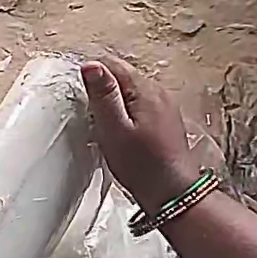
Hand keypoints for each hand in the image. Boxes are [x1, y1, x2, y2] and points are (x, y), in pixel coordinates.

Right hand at [81, 54, 202, 210]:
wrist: (172, 193)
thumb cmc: (141, 165)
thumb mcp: (113, 128)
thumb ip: (103, 95)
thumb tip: (91, 65)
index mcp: (145, 90)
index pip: (111, 64)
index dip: (91, 77)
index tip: (84, 99)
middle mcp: (158, 92)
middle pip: (121, 75)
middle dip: (102, 88)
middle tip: (93, 115)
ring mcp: (164, 105)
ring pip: (129, 89)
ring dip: (113, 100)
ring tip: (105, 124)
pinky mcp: (164, 118)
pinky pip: (138, 103)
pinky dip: (125, 111)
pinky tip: (121, 131)